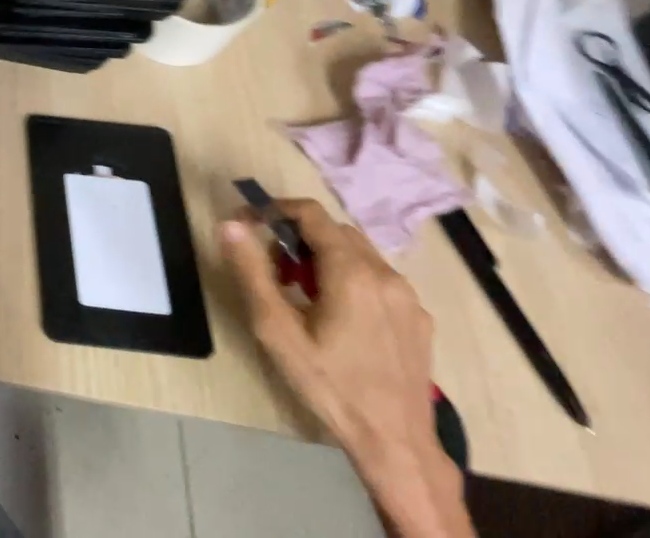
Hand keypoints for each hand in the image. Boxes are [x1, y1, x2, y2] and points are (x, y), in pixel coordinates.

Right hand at [220, 200, 473, 537]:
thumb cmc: (328, 383)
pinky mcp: (418, 319)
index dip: (274, 210)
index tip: (247, 225)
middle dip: (297, 238)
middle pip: (335, 231)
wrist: (394, 440)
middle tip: (270, 270)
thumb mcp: (276, 329)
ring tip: (299, 295)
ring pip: (359, 254)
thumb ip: (252, 271)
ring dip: (323, 258)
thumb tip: (231, 224)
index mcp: (352, 273)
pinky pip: (378, 280)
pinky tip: (335, 317)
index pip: (312, 214)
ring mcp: (408, 298)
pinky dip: (349, 279)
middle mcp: (386, 275)